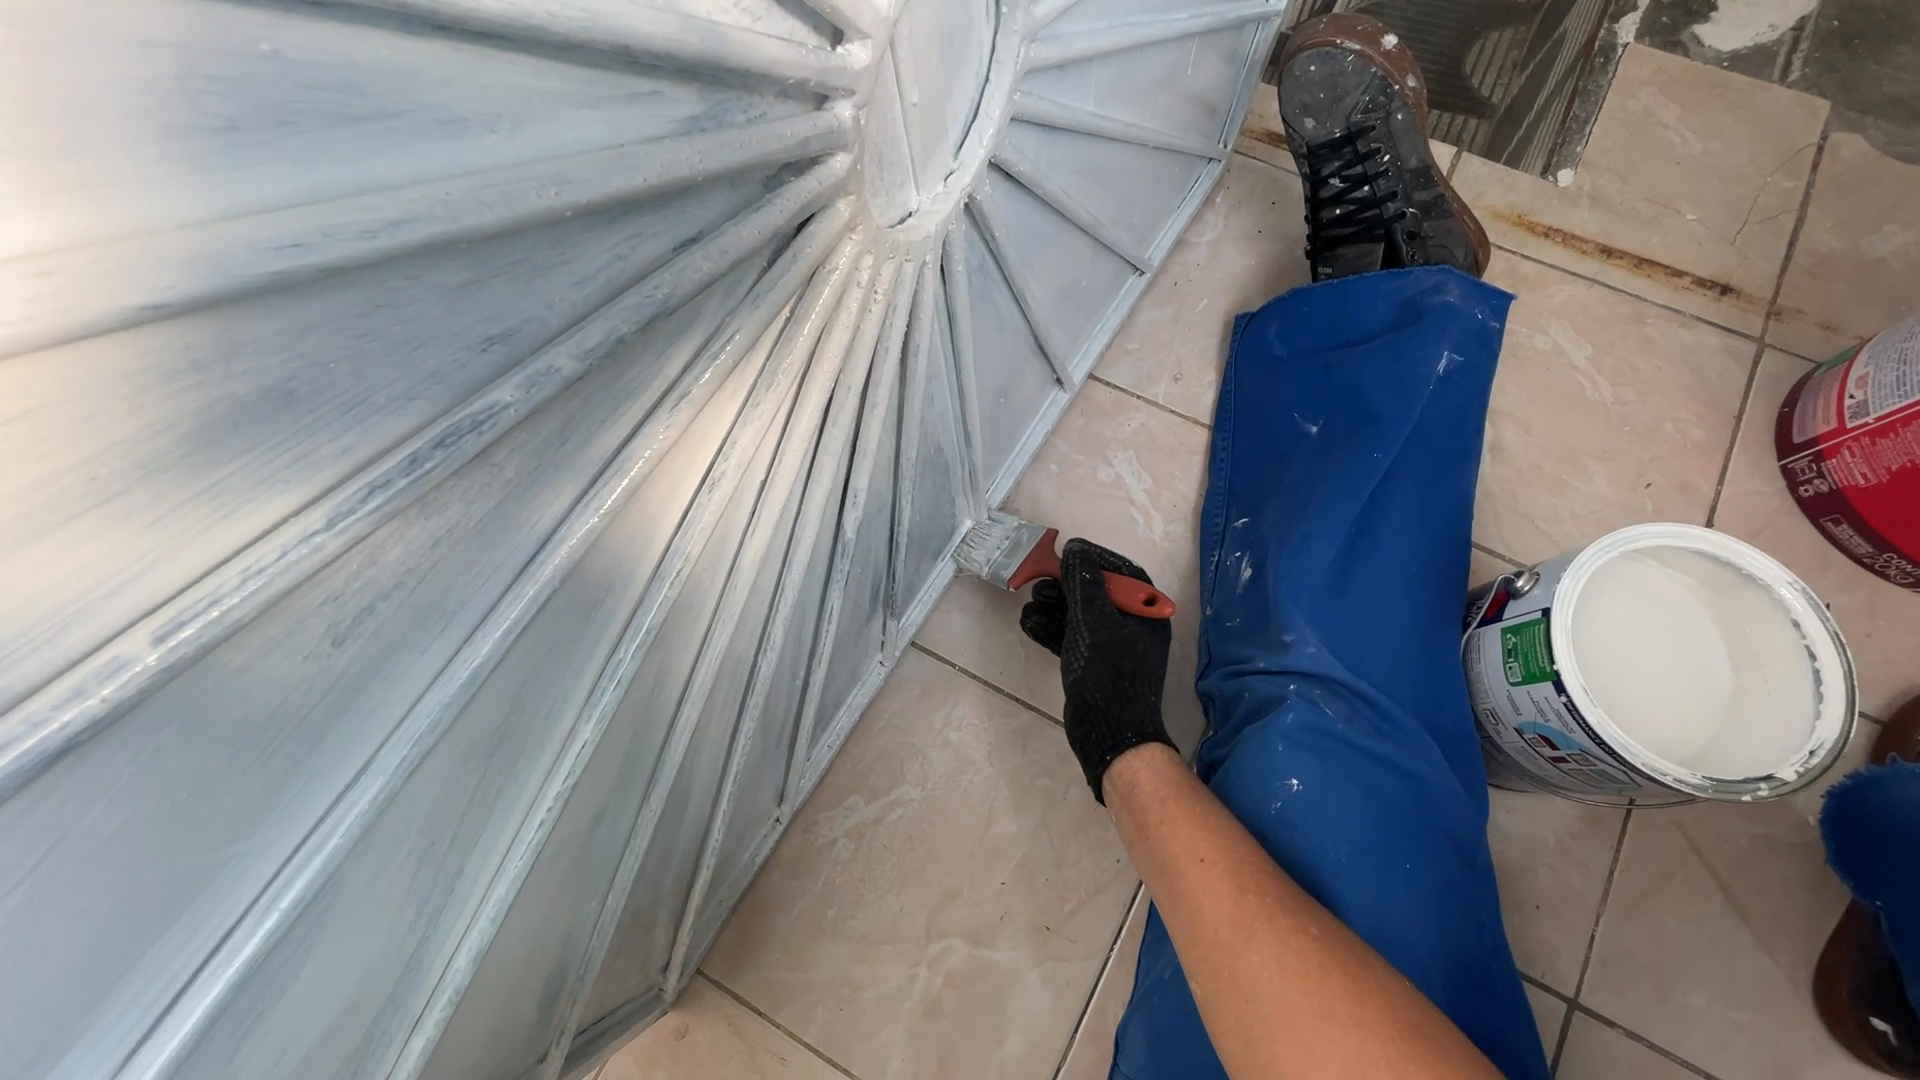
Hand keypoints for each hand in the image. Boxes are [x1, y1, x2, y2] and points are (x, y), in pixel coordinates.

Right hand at [1019, 538, 1173, 801]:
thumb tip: (1076, 551)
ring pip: (1080, 615)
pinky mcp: (1093, 664)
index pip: (1122, 572)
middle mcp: (1133, 625)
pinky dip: (1052, 630)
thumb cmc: (1108, 672)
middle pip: (1096, 592)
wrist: (1110, 733)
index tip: (1065, 549)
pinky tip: (1029, 624)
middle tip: (1039, 581)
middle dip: (1065, 585)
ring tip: (1029, 605)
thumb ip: (1084, 583)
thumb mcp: (1094, 621)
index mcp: (1146, 611)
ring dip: (1053, 607)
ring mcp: (1113, 646)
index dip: (1093, 557)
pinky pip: (1071, 637)